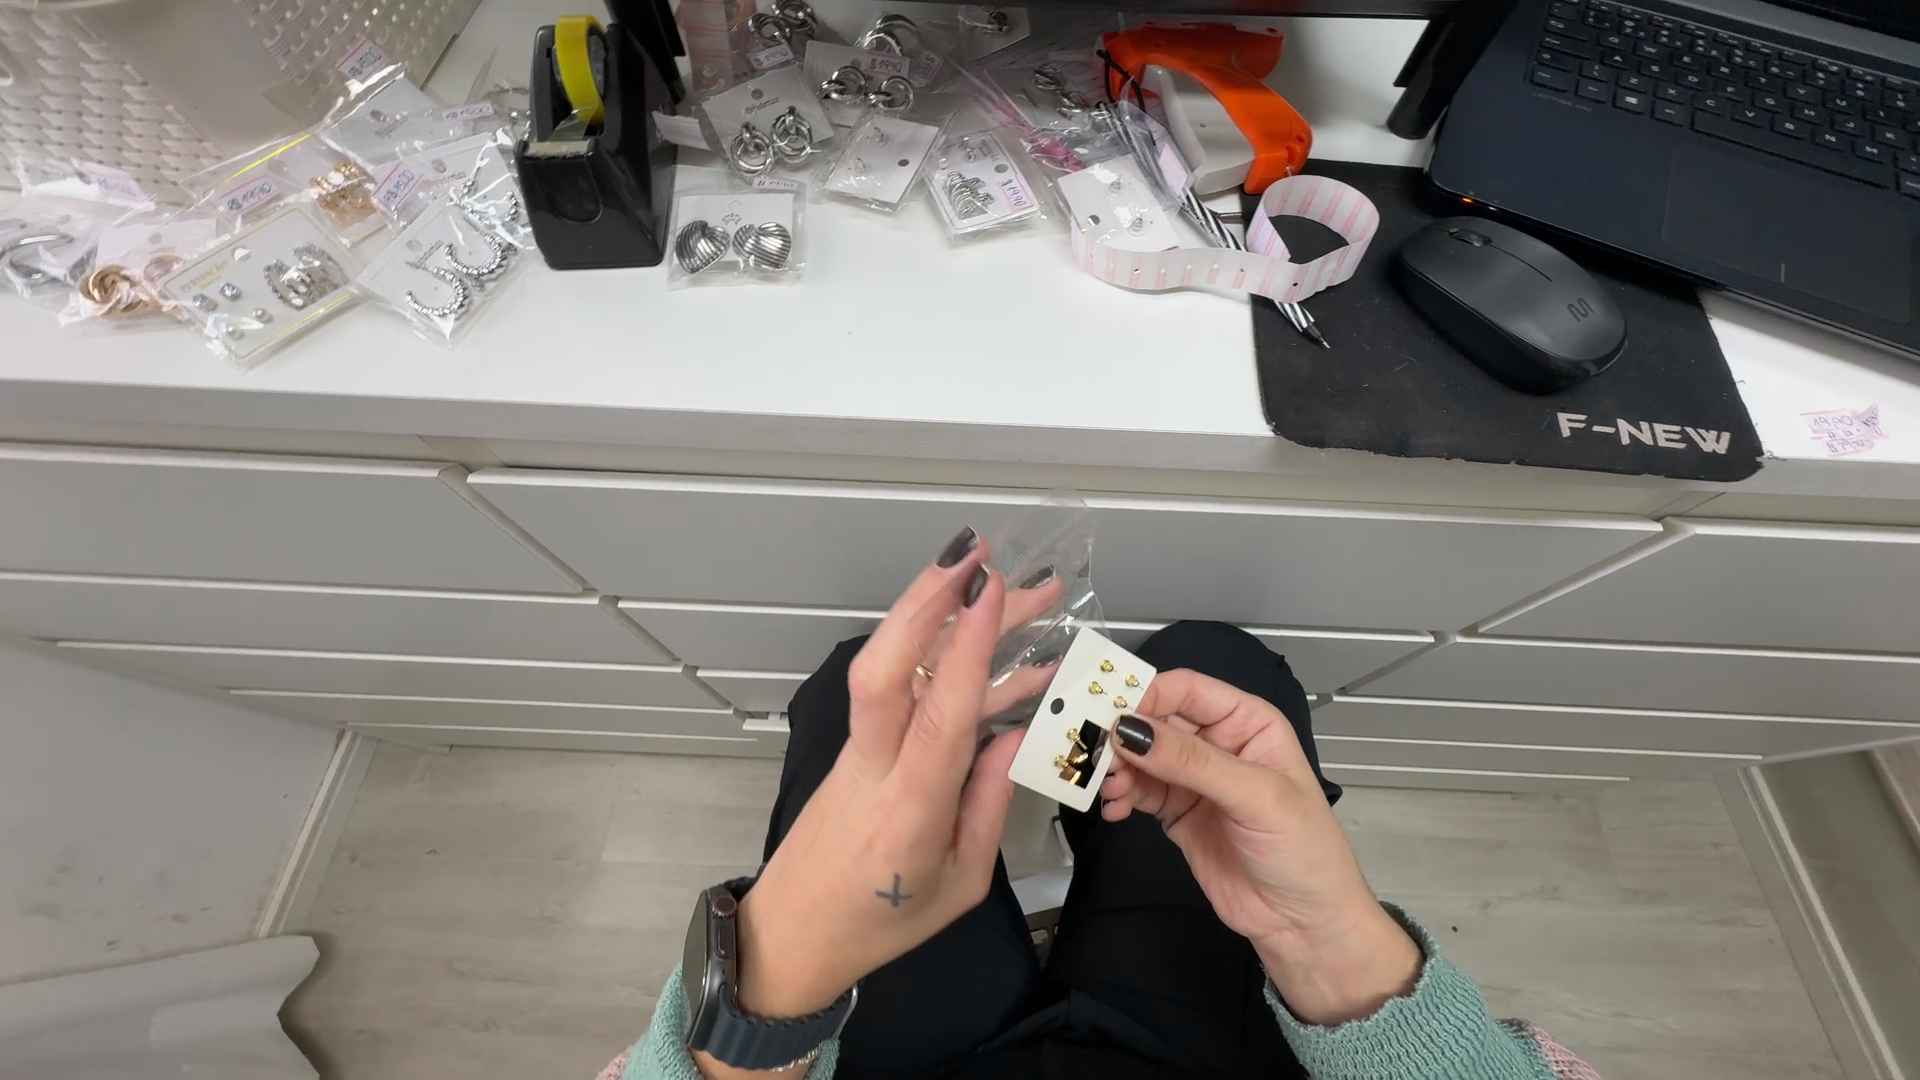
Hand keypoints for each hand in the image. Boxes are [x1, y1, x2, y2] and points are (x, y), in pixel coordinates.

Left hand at [696, 528, 1027, 1077]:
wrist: (790, 936)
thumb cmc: (879, 924)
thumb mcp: (959, 883)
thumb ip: (988, 803)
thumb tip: (1013, 733)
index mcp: (909, 810)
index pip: (939, 714)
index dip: (964, 646)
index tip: (988, 588)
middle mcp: (877, 764)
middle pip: (885, 666)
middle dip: (926, 598)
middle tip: (975, 553)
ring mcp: (859, 747)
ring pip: (889, 664)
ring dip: (936, 612)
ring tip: (994, 577)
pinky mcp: (857, 741)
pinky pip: (903, 689)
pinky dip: (944, 658)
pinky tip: (995, 648)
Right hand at [1099, 671, 1422, 1025]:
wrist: (1306, 928)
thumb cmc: (1304, 851)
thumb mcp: (1256, 797)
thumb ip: (1192, 761)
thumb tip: (1130, 730)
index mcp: (1246, 721)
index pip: (1186, 689)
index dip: (1148, 694)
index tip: (1112, 713)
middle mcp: (1216, 741)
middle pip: (1155, 719)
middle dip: (1124, 733)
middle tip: (1098, 753)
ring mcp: (1192, 777)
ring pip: (1140, 755)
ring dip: (1117, 767)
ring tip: (1108, 788)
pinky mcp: (1174, 810)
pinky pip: (1136, 790)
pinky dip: (1119, 795)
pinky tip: (1114, 809)